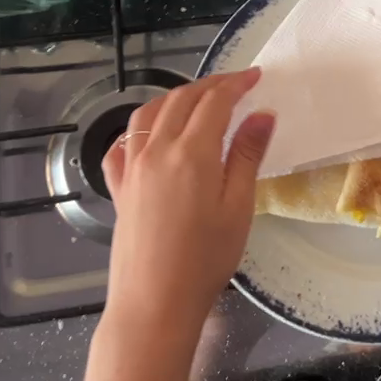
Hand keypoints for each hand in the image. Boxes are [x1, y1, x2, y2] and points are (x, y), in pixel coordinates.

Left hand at [99, 69, 274, 333]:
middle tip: (236, 84)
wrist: (154, 303)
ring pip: (149, 114)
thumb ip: (247, 155)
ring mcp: (132, 168)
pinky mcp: (118, 188)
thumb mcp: (238, 206)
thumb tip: (262, 115)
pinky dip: (139, 128)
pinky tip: (150, 134)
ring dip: (176, 97)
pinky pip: (123, 144)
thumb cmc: (206, 259)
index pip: (215, 102)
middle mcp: (157, 150)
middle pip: (181, 99)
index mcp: (192, 152)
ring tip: (198, 99)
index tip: (256, 76)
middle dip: (210, 85)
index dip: (236, 84)